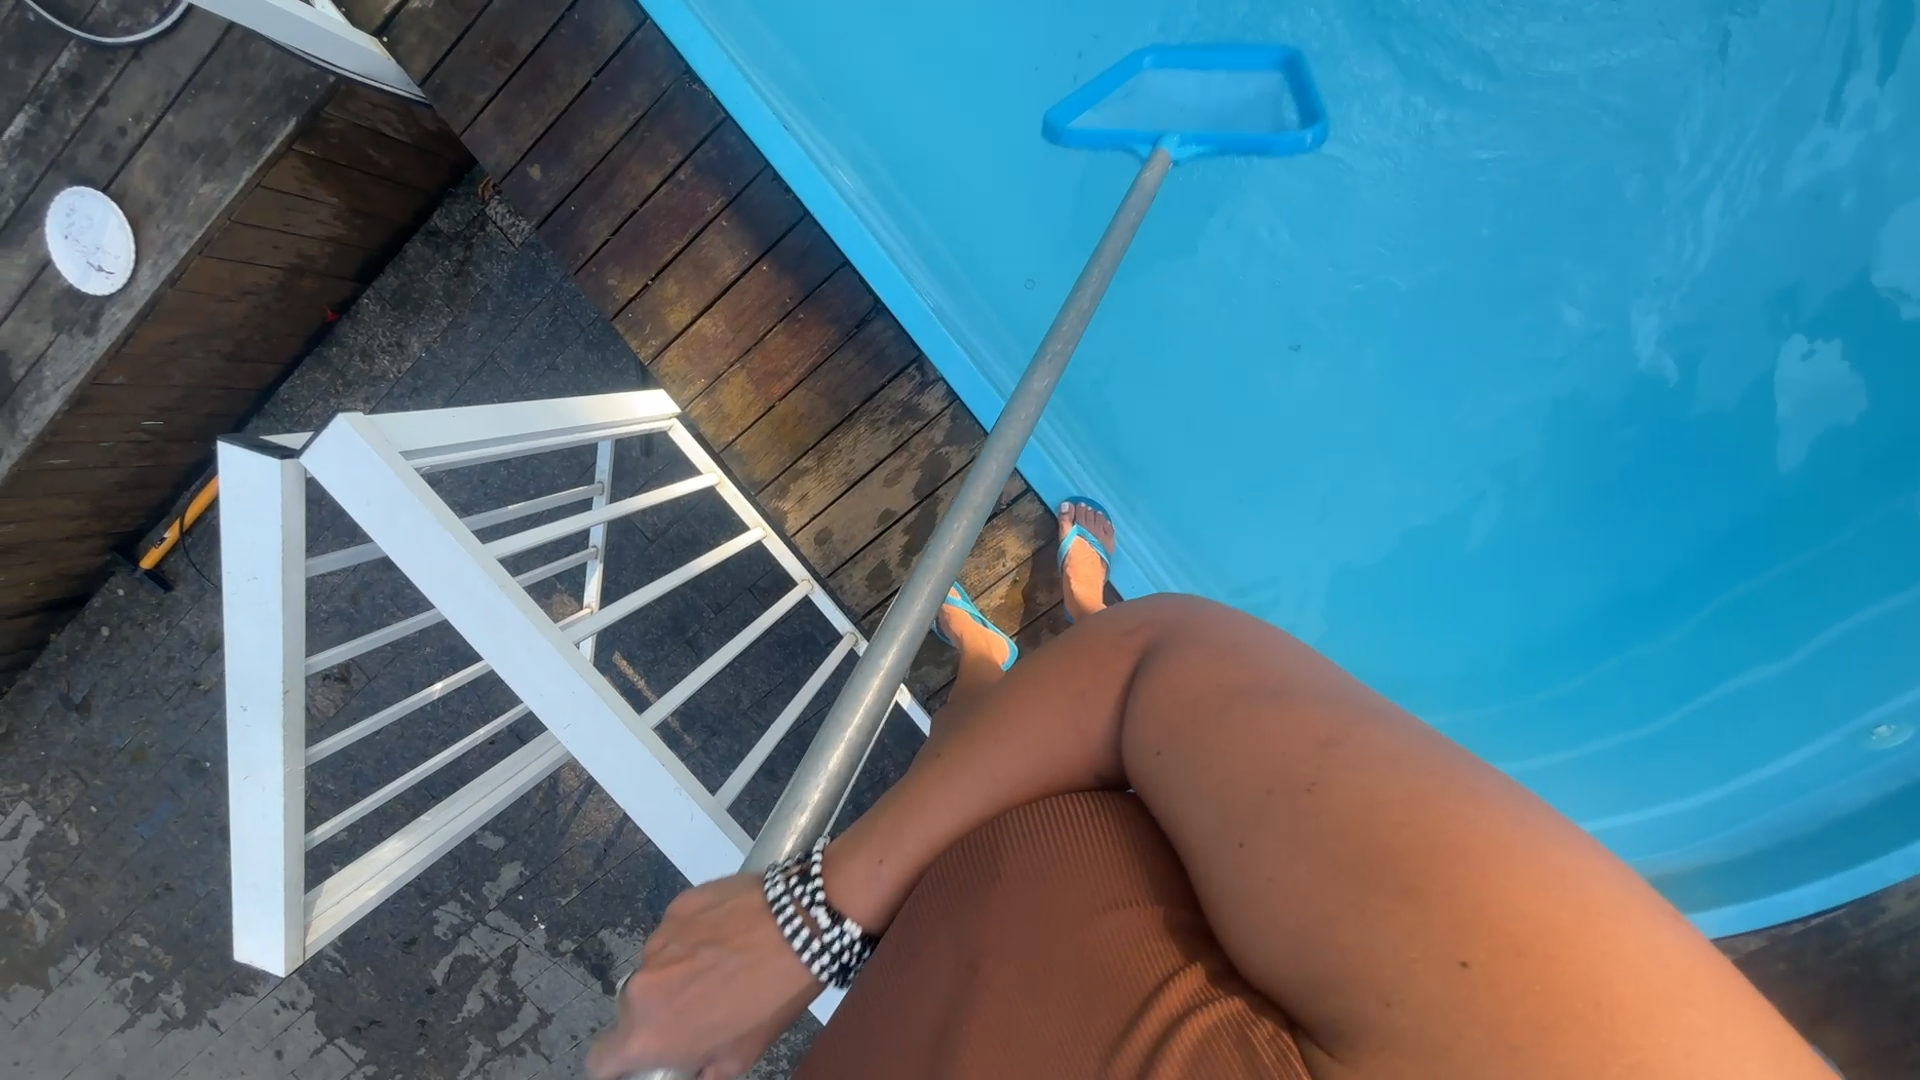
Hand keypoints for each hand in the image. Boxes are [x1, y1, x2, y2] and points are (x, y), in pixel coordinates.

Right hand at [586, 873, 821, 1079]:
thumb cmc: (773, 997)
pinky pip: (677, 926)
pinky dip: (695, 931)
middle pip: (633, 1005)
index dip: (620, 1057)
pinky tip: (729, 927)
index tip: (647, 1047)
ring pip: (657, 961)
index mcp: (647, 1034)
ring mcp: (658, 938)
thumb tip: (692, 1065)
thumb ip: (702, 1068)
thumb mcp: (740, 1055)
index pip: (600, 1058)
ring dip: (679, 964)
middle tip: (703, 997)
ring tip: (724, 955)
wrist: (801, 922)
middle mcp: (640, 985)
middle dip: (661, 1005)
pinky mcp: (679, 903)